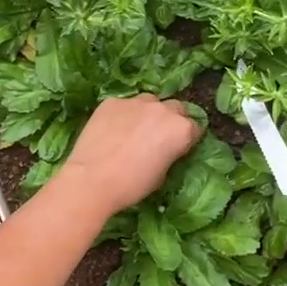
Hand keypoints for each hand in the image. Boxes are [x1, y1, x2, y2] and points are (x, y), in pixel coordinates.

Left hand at [56, 95, 200, 214]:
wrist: (92, 178)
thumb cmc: (132, 185)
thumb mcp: (162, 174)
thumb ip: (169, 153)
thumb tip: (165, 148)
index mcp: (181, 129)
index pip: (194, 127)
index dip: (187, 138)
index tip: (179, 146)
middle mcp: (162, 109)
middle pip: (175, 108)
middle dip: (171, 120)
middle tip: (159, 136)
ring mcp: (135, 102)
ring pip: (149, 102)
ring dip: (148, 113)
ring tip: (135, 130)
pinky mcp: (112, 101)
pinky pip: (124, 105)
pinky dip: (123, 114)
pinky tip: (113, 129)